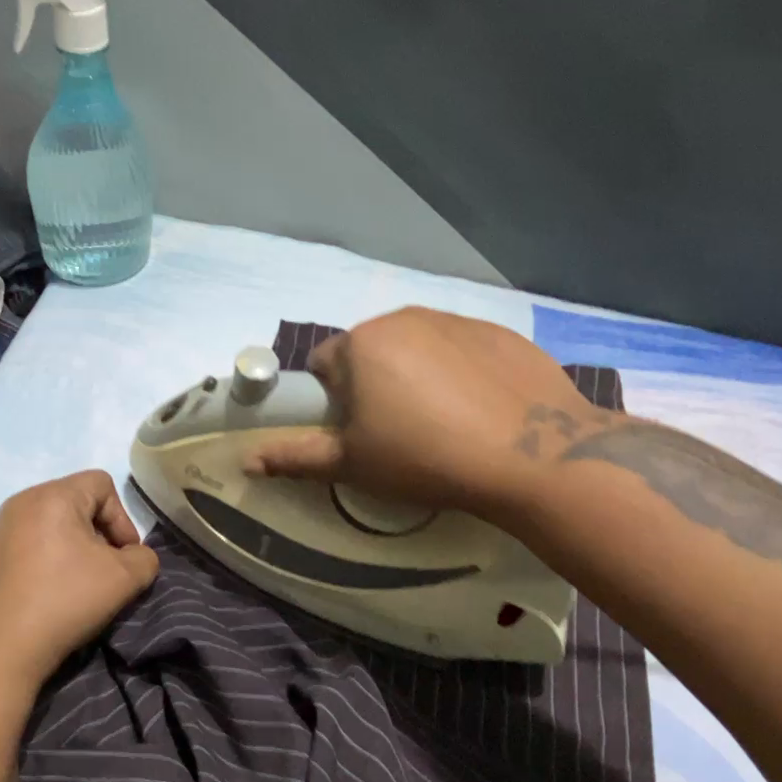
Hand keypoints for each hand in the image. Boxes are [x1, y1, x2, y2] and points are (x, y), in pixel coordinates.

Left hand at [0, 470, 159, 681]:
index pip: (102, 484)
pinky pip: (35, 542)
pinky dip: (53, 560)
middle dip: (101, 535)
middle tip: (108, 573)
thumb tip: (134, 557)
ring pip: (56, 524)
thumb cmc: (65, 601)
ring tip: (83, 585)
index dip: (123, 519)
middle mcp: (22, 501)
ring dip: (78, 549)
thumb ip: (145, 558)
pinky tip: (55, 592)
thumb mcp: (124, 579)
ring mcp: (2, 528)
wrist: (1, 649)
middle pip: (78, 502)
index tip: (124, 558)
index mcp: (52, 495)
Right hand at [244, 307, 619, 522]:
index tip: (357, 435)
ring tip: (442, 425)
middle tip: (397, 434)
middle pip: (369, 352)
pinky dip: (460, 374)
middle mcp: (404, 317)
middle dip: (373, 386)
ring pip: (416, 349)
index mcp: (361, 344)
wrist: (534, 456)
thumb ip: (296, 457)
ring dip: (415, 377)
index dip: (333, 403)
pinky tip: (479, 412)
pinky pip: (461, 350)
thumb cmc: (425, 458)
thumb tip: (247, 460)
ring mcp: (457, 320)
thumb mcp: (352, 465)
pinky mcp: (502, 332)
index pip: (323, 366)